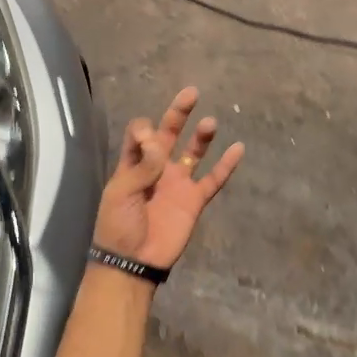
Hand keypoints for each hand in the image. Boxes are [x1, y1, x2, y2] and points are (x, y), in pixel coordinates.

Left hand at [94, 87, 244, 270]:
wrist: (133, 262)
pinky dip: (226, 165)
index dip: (145, 130)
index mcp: (133, 163)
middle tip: (191, 93)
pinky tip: (238, 148)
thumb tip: (159, 140)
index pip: (141, 134)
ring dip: (201, 136)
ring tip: (210, 122)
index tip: (148, 139)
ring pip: (193, 152)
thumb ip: (142, 165)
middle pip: (169, 133)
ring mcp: (178, 183)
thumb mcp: (121, 192)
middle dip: (178, 113)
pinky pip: (214, 179)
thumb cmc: (118, 224)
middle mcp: (157, 168)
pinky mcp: (194, 200)